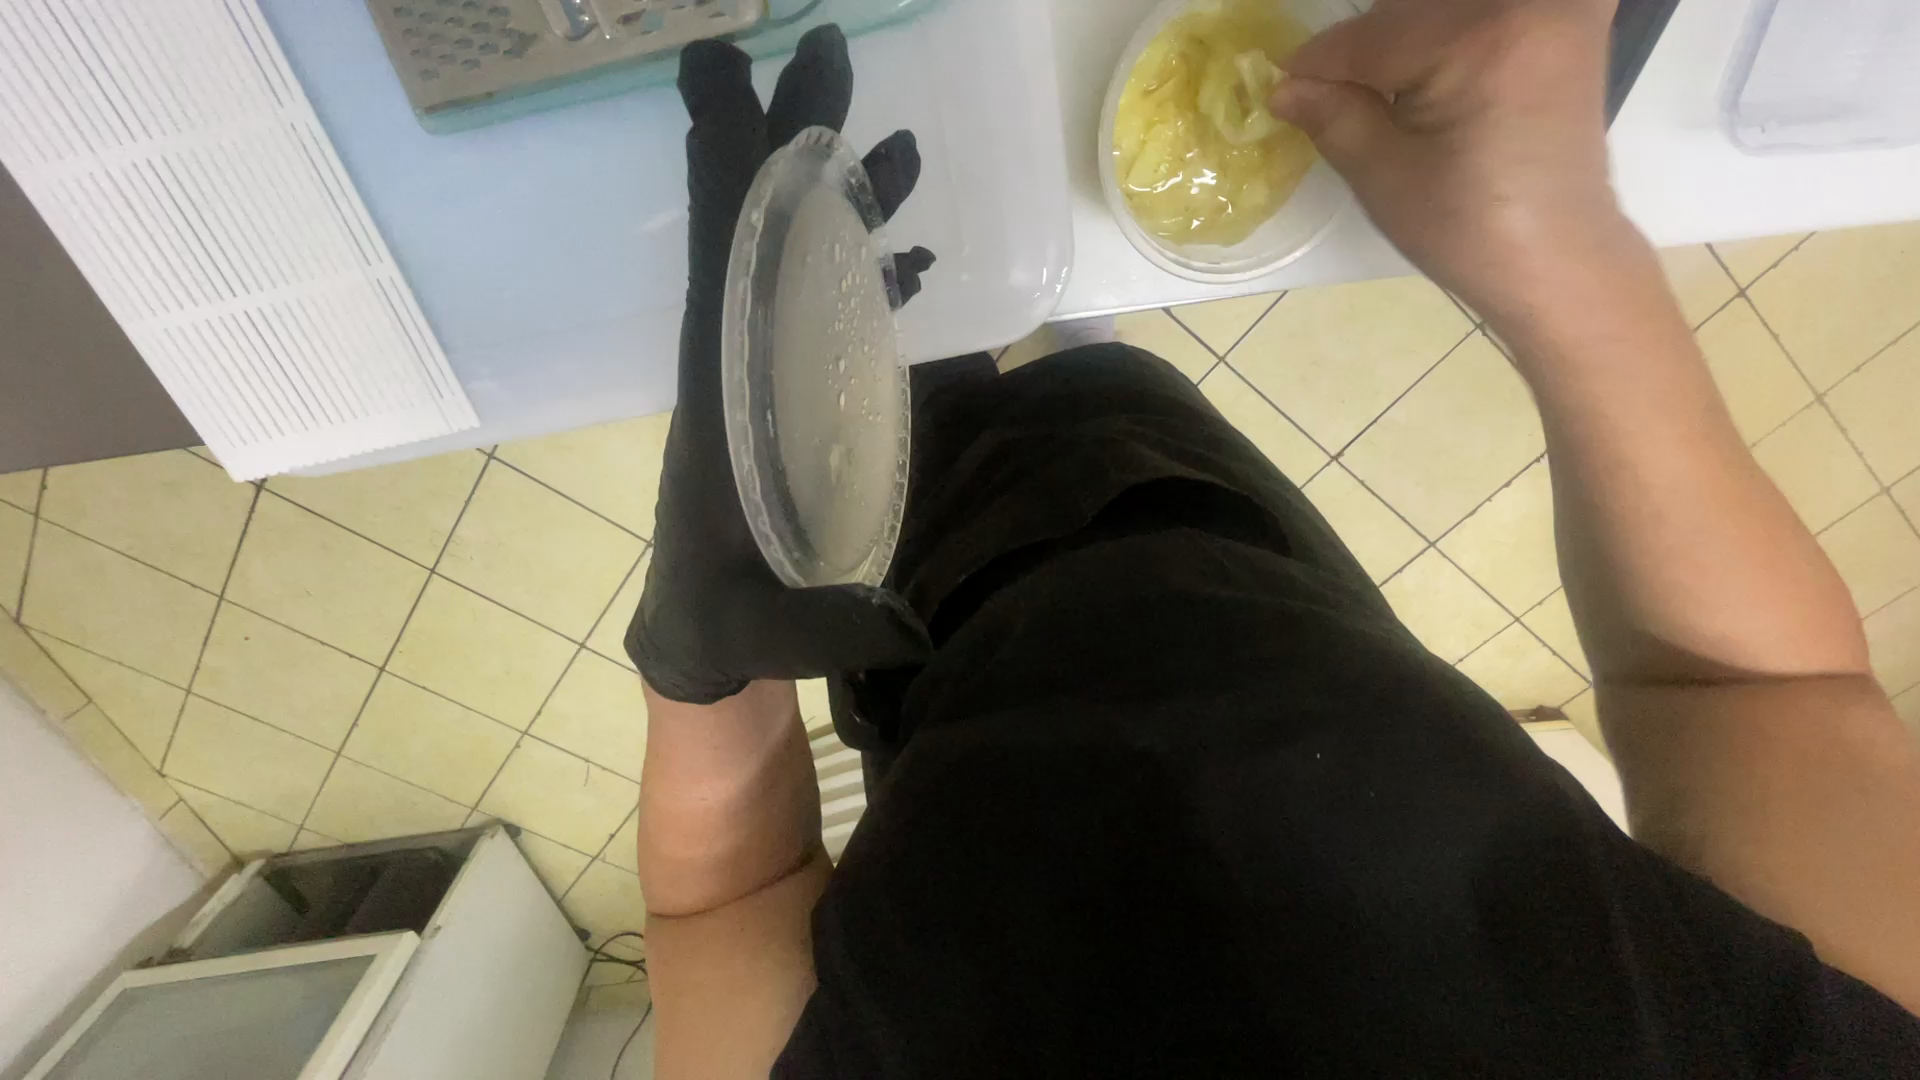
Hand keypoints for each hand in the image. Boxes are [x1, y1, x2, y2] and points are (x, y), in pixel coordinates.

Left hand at [628, 26, 933, 704]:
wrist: (709, 632)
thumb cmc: (725, 622)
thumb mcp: (756, 630)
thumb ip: (815, 628)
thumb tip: (904, 631)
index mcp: (721, 398)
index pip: (723, 268)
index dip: (729, 175)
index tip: (734, 74)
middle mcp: (744, 366)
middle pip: (762, 237)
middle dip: (791, 147)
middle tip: (826, 56)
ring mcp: (777, 378)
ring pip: (803, 267)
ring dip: (846, 204)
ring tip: (903, 150)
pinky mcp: (805, 401)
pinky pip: (833, 318)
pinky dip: (868, 277)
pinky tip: (911, 260)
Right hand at [1269, 0, 1627, 321]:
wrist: (1551, 249)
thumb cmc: (1463, 226)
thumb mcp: (1383, 175)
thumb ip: (1333, 116)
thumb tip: (1284, 87)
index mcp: (1482, 39)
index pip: (1374, 34)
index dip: (1318, 61)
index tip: (1281, 83)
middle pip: (1411, 6)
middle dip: (1364, 44)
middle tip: (1327, 89)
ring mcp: (1561, 0)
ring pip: (1445, 4)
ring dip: (1404, 31)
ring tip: (1375, 83)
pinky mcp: (1571, 13)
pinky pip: (1485, 10)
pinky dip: (1448, 27)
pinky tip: (1429, 69)